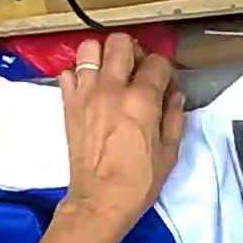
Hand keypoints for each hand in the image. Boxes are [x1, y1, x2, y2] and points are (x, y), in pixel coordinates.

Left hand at [55, 33, 184, 236]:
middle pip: (121, 43)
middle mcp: (112, 88)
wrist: (101, 199)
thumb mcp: (170, 152)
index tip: (167, 87)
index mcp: (142, 100)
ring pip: (90, 48)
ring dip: (105, 56)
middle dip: (136, 52)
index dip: (167, 72)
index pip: (158, 63)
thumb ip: (174, 117)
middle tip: (139, 71)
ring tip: (113, 74)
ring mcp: (85, 92)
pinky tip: (93, 90)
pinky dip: (82, 74)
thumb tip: (175, 95)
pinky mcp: (67, 102)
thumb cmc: (140, 180)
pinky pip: (70, 71)